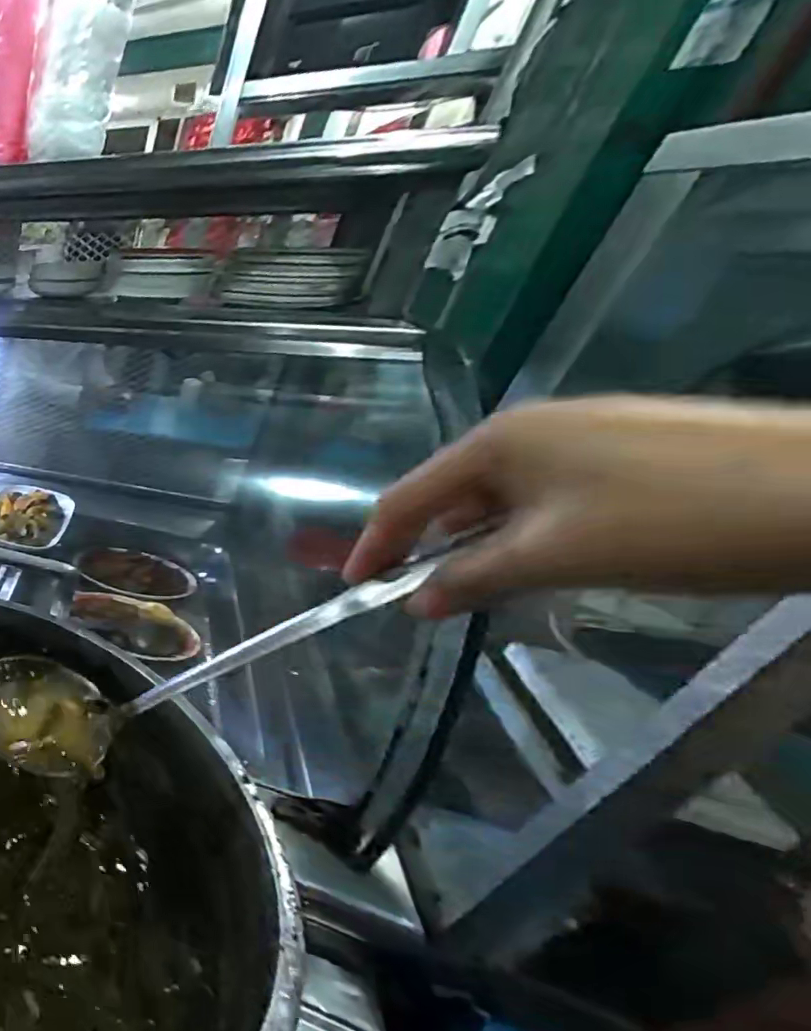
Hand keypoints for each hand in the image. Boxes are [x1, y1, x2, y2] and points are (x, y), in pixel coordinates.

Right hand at [344, 396, 810, 616]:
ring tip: (492, 582)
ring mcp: (589, 430)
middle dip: (430, 545)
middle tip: (425, 593)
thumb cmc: (676, 520)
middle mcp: (532, 426)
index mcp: (497, 442)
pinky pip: (554, 490)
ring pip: (506, 494)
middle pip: (453, 494)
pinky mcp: (638, 444)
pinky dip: (533, 527)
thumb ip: (470, 578)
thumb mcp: (556, 557)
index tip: (355, 587)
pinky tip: (557, 554)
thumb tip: (416, 604)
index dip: (374, 545)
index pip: (406, 498)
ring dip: (485, 540)